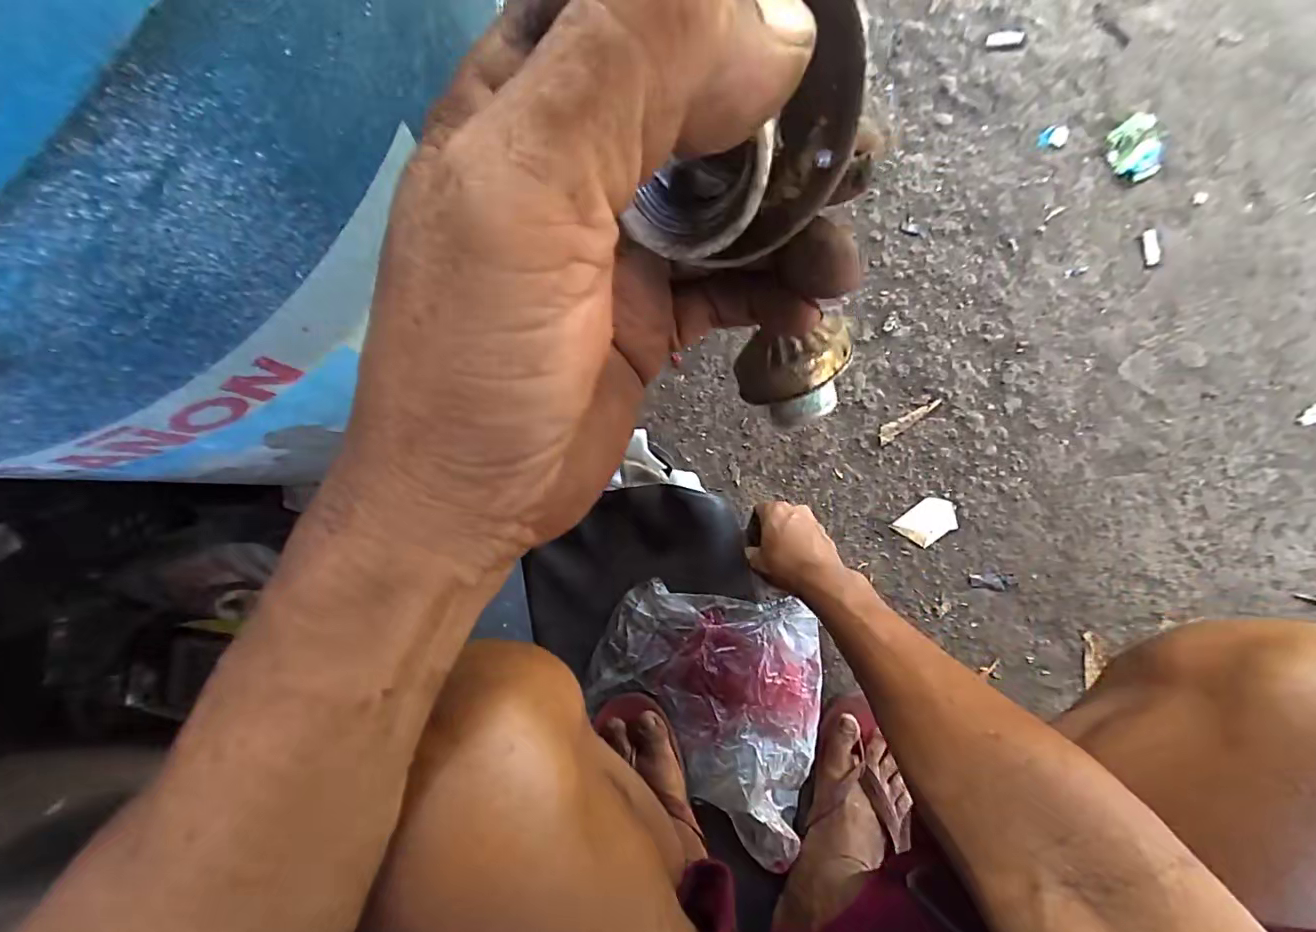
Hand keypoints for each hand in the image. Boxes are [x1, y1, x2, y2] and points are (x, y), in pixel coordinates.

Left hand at [323, 0, 860, 572]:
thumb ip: (627, 78)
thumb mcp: (526, 194)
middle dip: (780, 122)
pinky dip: (774, 288)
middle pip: (700, 98)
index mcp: (527, 103)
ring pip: (728, 197)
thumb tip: (776, 29)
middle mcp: (576, 163)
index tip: (791, 49)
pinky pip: (729, 281)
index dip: (713, 19)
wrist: (468, 498)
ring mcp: (617, 245)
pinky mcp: (648, 317)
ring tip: (837, 256)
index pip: (628, 10)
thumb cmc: (475, 352)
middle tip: (846, 158)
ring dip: (793, 218)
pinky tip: (808, 308)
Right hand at [746, 501, 851, 596]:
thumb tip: (752, 551)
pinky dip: (804, 542)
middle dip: (774, 527)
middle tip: (770, 546)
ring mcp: (812, 519)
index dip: (754, 525)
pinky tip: (800, 558)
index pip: (759, 510)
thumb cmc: (787, 565)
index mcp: (775, 510)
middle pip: (779, 515)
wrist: (820, 577)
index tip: (754, 538)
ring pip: (795, 524)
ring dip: (790, 534)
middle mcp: (795, 509)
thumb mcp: (758, 563)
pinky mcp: (825, 532)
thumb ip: (751, 552)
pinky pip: (809, 534)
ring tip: (786, 554)